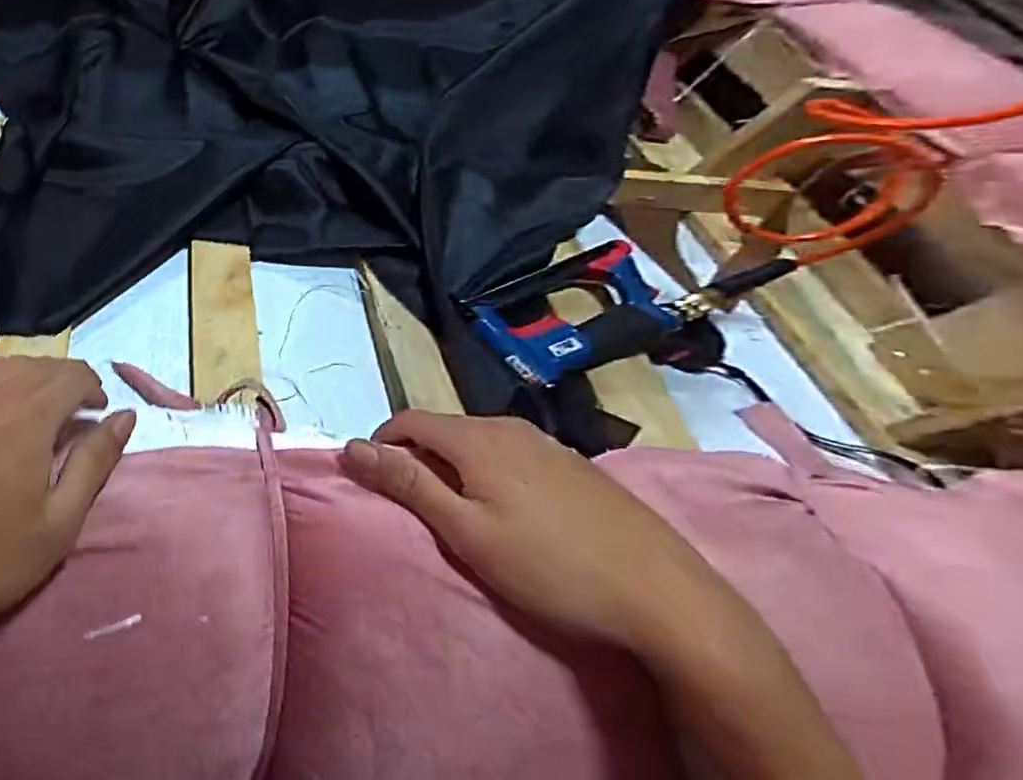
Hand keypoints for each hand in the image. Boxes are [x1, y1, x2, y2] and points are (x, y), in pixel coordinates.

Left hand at [0, 357, 136, 649]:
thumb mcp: (59, 522)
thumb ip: (95, 462)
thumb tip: (124, 416)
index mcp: (28, 418)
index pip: (71, 375)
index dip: (93, 386)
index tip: (99, 413)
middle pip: (38, 365)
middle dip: (66, 380)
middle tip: (76, 415)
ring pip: (2, 368)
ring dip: (31, 377)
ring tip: (41, 411)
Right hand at [340, 410, 735, 654]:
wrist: (672, 603)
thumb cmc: (551, 568)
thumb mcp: (465, 531)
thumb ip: (407, 483)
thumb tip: (350, 446)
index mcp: (477, 438)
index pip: (407, 420)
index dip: (382, 444)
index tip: (377, 481)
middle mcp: (511, 428)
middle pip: (443, 428)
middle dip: (418, 456)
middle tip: (419, 506)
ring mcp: (551, 446)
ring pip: (480, 441)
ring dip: (455, 465)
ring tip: (462, 512)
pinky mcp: (579, 468)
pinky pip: (514, 455)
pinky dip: (492, 472)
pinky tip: (513, 512)